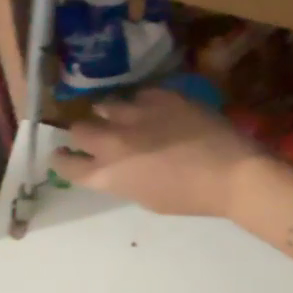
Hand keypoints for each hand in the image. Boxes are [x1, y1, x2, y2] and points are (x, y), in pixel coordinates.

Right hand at [52, 87, 268, 216]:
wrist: (231, 172)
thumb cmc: (190, 198)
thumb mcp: (146, 198)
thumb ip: (123, 180)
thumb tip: (118, 167)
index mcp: (108, 175)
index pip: (67, 164)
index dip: (61, 159)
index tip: (61, 155)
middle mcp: (113, 142)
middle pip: (78, 129)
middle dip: (82, 132)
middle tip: (94, 135)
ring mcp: (135, 114)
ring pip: (105, 105)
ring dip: (109, 113)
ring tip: (122, 117)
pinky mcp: (160, 96)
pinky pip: (138, 94)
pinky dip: (141, 103)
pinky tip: (154, 109)